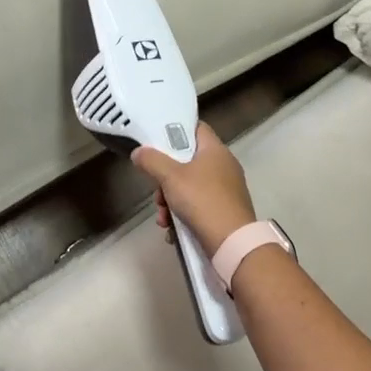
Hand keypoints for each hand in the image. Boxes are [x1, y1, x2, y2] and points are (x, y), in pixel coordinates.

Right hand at [130, 122, 256, 254]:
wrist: (231, 242)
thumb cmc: (202, 200)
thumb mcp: (171, 177)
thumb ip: (152, 161)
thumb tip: (139, 152)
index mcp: (215, 150)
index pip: (195, 127)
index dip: (175, 130)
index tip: (156, 140)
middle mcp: (223, 166)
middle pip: (186, 162)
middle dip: (165, 179)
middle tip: (157, 192)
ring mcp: (225, 190)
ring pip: (189, 188)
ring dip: (170, 202)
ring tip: (163, 218)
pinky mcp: (224, 211)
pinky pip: (197, 207)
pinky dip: (183, 216)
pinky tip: (172, 230)